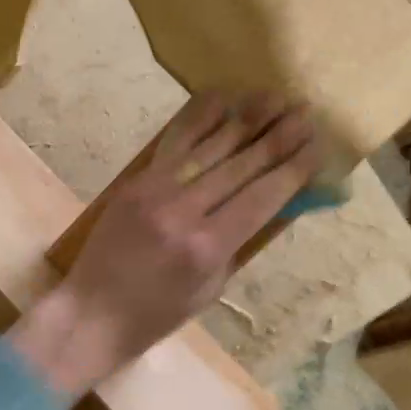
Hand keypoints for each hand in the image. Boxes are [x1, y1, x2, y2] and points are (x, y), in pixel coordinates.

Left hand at [9, 94, 320, 394]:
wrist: (92, 313)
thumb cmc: (159, 313)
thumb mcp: (213, 287)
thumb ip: (243, 240)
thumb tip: (276, 201)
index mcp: (209, 246)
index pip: (263, 196)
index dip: (294, 168)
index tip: (318, 144)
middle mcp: (185, 210)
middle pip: (242, 164)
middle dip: (278, 136)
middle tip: (306, 110)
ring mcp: (157, 190)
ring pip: (211, 145)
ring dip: (247, 118)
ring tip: (275, 96)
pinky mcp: (138, 180)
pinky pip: (175, 142)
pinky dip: (200, 118)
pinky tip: (223, 98)